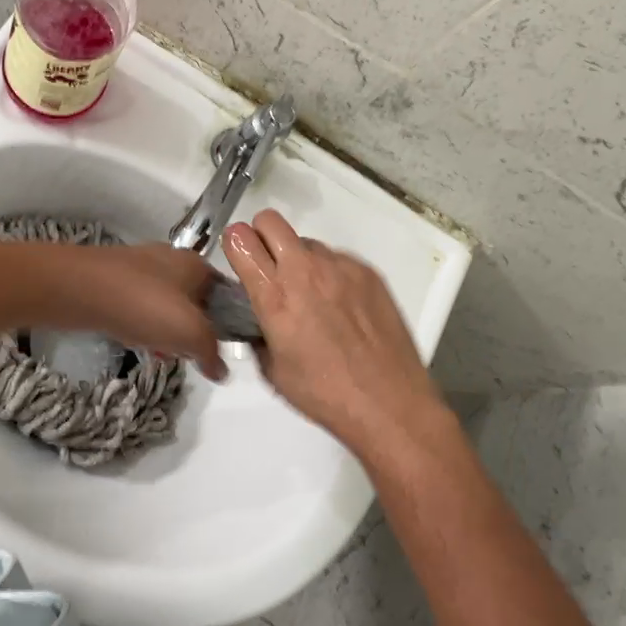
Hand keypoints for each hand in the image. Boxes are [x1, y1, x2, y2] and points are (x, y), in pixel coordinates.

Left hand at [49, 243, 225, 379]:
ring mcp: (141, 268)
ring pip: (166, 306)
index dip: (230, 321)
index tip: (226, 349)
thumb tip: (221, 371)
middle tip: (188, 353)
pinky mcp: (116, 280)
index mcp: (197, 264)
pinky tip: (134, 340)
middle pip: (195, 301)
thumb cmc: (144, 305)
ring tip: (160, 351)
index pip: (227, 292)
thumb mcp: (191, 332)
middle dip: (193, 330)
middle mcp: (172, 260)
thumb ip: (212, 352)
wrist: (80, 289)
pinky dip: (141, 325)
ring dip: (166, 330)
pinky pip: (139, 307)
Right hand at [224, 211, 445, 455]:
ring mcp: (340, 267)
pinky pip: (338, 259)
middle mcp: (304, 270)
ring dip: (300, 261)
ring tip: (315, 299)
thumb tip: (256, 320)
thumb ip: (256, 333)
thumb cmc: (324, 394)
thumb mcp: (272, 371)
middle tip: (270, 269)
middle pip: (270, 220)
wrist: (389, 404)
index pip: (240, 237)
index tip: (242, 264)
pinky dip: (332, 275)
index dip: (236, 246)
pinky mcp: (368, 271)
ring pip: (306, 242)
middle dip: (262, 237)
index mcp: (274, 296)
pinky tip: (344, 309)